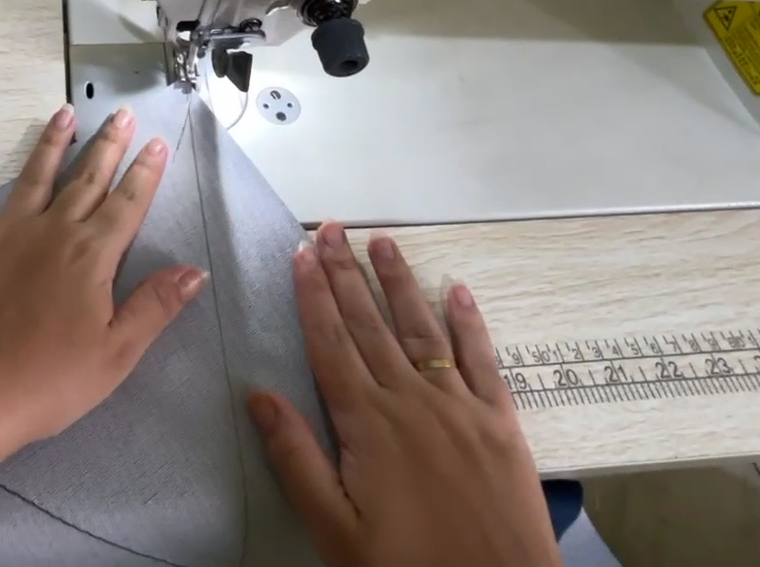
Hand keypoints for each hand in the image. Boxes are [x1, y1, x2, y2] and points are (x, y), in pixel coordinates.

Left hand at [0, 104, 208, 459]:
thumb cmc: (46, 382)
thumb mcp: (115, 354)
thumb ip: (155, 306)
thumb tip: (196, 270)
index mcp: (90, 255)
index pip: (127, 204)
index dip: (145, 173)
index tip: (157, 143)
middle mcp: (52, 230)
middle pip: (87, 178)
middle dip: (108, 144)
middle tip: (122, 114)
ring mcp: (5, 232)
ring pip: (35, 175)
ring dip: (53, 141)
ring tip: (66, 111)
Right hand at [249, 224, 558, 566]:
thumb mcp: (336, 530)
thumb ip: (296, 458)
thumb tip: (259, 393)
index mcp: (368, 423)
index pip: (330, 342)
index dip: (313, 295)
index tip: (301, 254)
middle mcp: (410, 400)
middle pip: (369, 323)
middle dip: (345, 272)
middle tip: (332, 229)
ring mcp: (459, 406)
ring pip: (420, 328)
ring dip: (398, 281)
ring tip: (382, 242)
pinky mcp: (500, 422)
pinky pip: (482, 360)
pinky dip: (469, 322)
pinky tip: (458, 289)